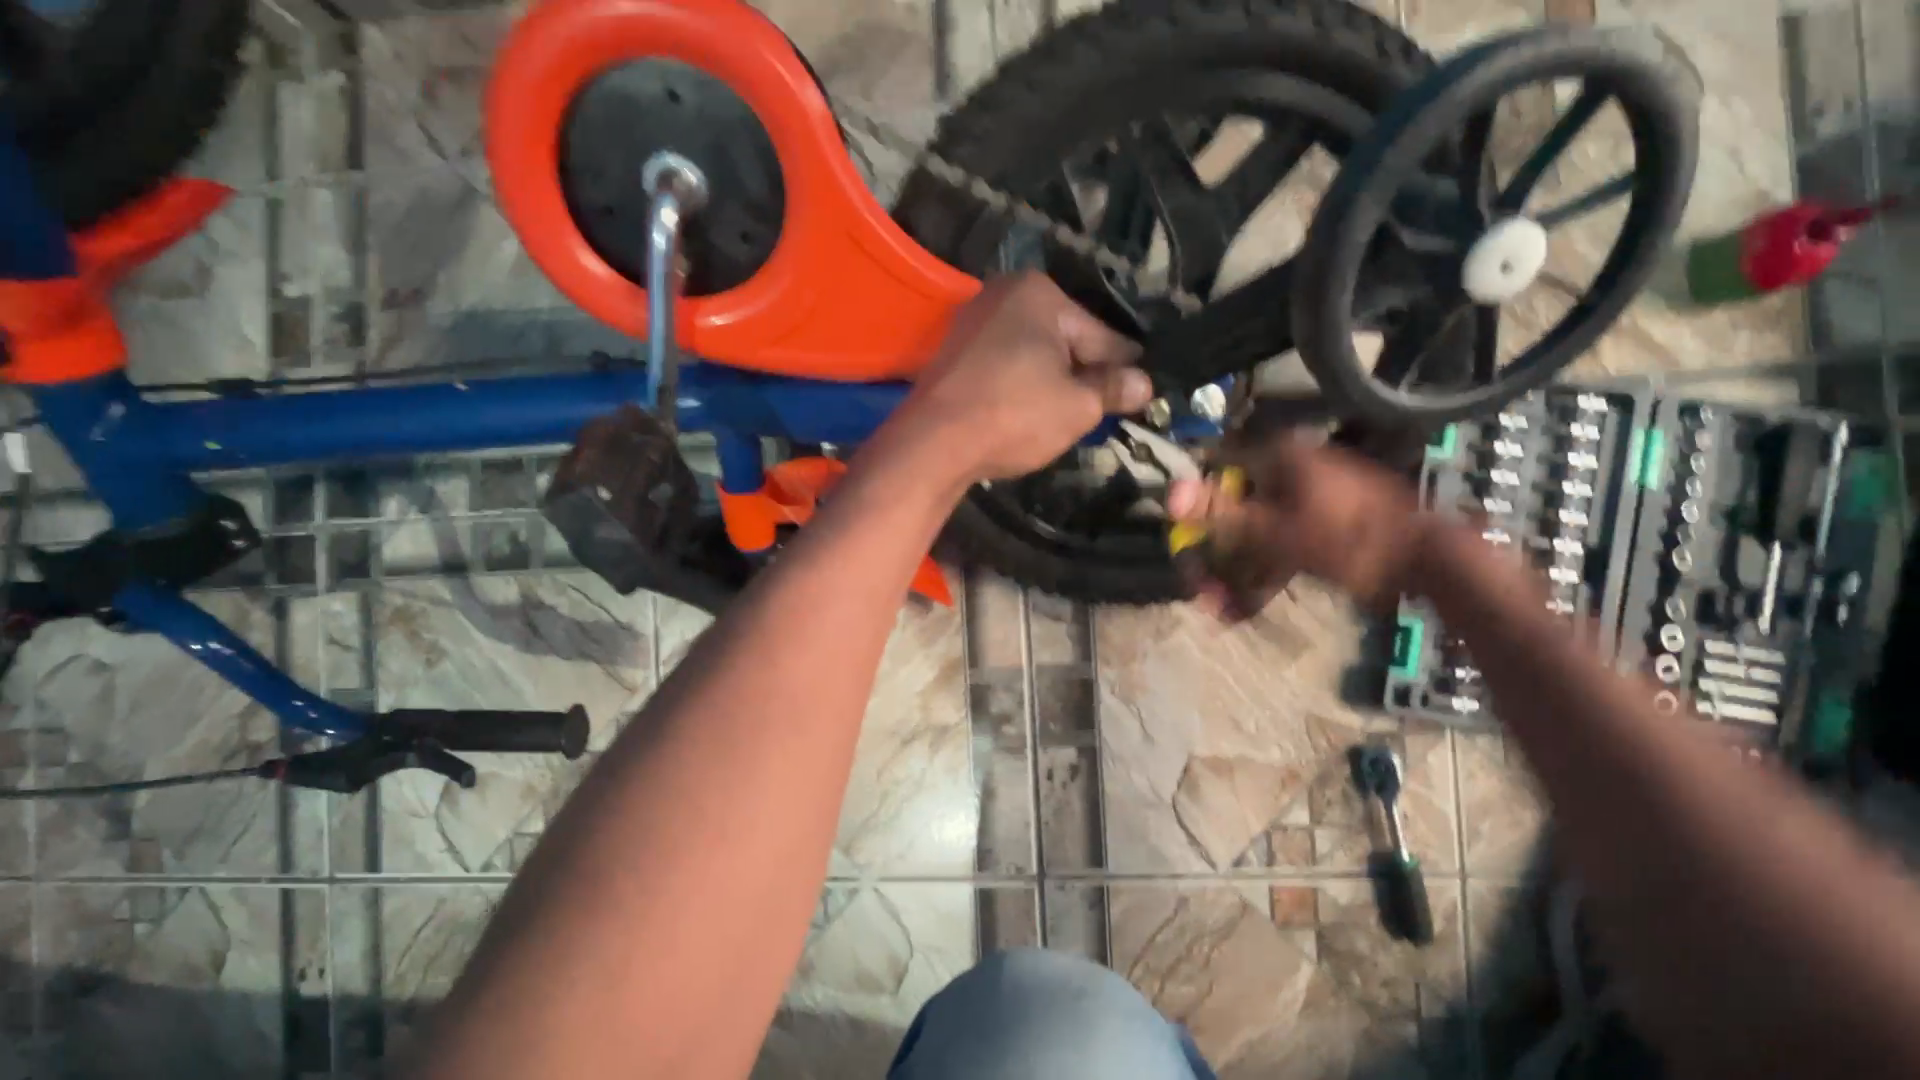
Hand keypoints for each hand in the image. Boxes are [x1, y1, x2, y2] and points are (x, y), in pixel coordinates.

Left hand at [889, 272, 1152, 481]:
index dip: (1124, 367)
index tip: (1143, 387)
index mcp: (1039, 293)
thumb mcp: (1077, 406)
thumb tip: (1144, 383)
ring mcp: (973, 321)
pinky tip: (1031, 411)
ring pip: (1034, 352)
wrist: (933, 444)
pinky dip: (1022, 383)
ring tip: (1071, 415)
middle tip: (1106, 408)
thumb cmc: (1014, 415)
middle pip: (1065, 339)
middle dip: (1084, 372)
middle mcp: (1003, 294)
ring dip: (1053, 380)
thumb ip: (1113, 389)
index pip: (1101, 334)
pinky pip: (1005, 363)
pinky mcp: (954, 352)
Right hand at [1168, 433, 1430, 617]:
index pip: (1218, 471)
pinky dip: (1264, 578)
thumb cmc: (1348, 537)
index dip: (1194, 506)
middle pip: (1236, 511)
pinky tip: (1242, 612)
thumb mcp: (1276, 530)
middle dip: (1214, 556)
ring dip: (1235, 575)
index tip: (1180, 542)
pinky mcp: (1324, 530)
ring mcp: (1310, 502)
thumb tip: (1169, 494)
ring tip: (1217, 611)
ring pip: (1258, 536)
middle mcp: (1292, 472)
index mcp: (1281, 456)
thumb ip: (1220, 514)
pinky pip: (1282, 551)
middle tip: (1198, 589)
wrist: (1426, 560)